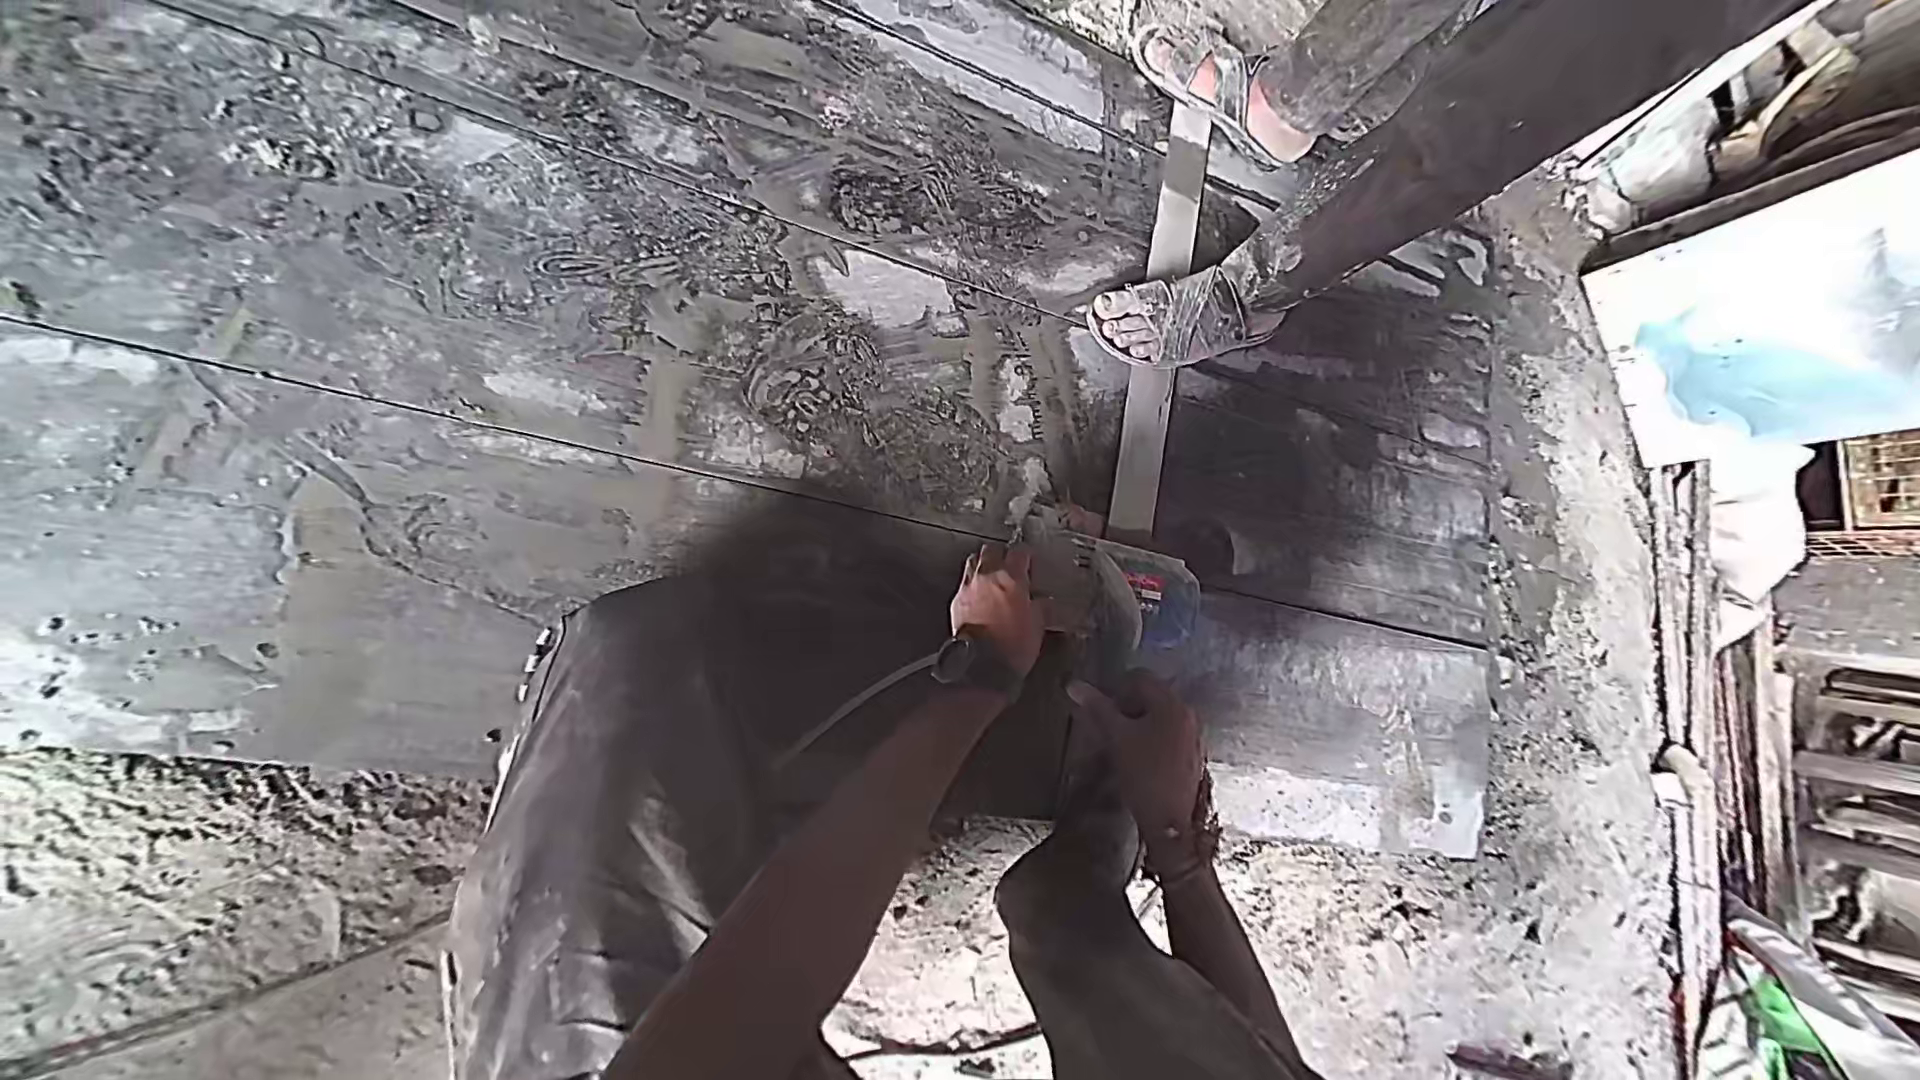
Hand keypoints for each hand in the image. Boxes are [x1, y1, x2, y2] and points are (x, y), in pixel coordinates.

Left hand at [949, 544, 1043, 676]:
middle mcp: (987, 577)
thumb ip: (1042, 607)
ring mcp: (969, 588)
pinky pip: (964, 583)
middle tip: (1009, 564)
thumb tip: (1045, 602)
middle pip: (991, 550)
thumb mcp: (1038, 625)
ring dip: (983, 564)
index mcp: (1011, 579)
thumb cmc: (1012, 646)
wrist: (983, 666)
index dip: (1026, 555)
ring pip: (973, 561)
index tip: (1029, 562)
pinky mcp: (957, 601)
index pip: (1019, 552)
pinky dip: (972, 584)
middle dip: (1001, 554)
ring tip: (992, 575)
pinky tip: (979, 595)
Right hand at [1067, 670, 1210, 870]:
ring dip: (1136, 722)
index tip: (1101, 709)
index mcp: (1171, 705)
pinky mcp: (1192, 756)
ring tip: (1119, 743)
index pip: (1140, 678)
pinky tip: (1137, 758)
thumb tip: (1074, 685)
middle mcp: (1187, 715)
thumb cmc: (1144, 775)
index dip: (1115, 688)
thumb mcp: (1116, 737)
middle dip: (1125, 706)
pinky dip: (1150, 737)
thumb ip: (1097, 708)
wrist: (1170, 823)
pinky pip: (1168, 734)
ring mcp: (1193, 736)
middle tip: (1107, 726)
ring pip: (1158, 716)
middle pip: (1151, 696)